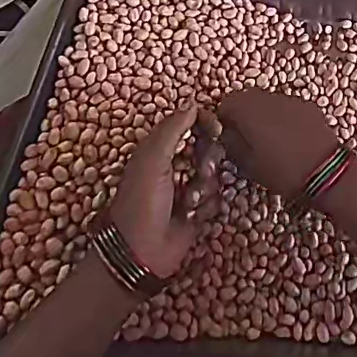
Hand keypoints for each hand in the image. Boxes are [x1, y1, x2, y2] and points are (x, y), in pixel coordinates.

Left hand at [105, 104, 220, 277]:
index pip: (188, 123)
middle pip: (206, 147)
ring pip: (214, 173)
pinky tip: (192, 216)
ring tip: (189, 202)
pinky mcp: (198, 209)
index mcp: (159, 148)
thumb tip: (192, 104)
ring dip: (205, 187)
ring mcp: (187, 187)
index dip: (204, 123)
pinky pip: (216, 197)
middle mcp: (174, 164)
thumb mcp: (153, 160)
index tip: (215, 129)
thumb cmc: (142, 201)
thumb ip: (172, 129)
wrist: (141, 252)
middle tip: (200, 172)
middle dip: (207, 159)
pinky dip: (206, 205)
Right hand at [214, 88, 339, 197]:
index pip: (225, 103)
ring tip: (269, 139)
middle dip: (242, 114)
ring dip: (263, 114)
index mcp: (248, 109)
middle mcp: (267, 98)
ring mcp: (290, 99)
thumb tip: (226, 133)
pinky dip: (282, 117)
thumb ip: (232, 144)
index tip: (226, 135)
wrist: (327, 172)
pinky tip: (289, 137)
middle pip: (246, 98)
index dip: (223, 119)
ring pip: (268, 101)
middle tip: (245, 137)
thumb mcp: (248, 164)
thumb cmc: (282, 171)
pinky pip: (287, 106)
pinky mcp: (308, 106)